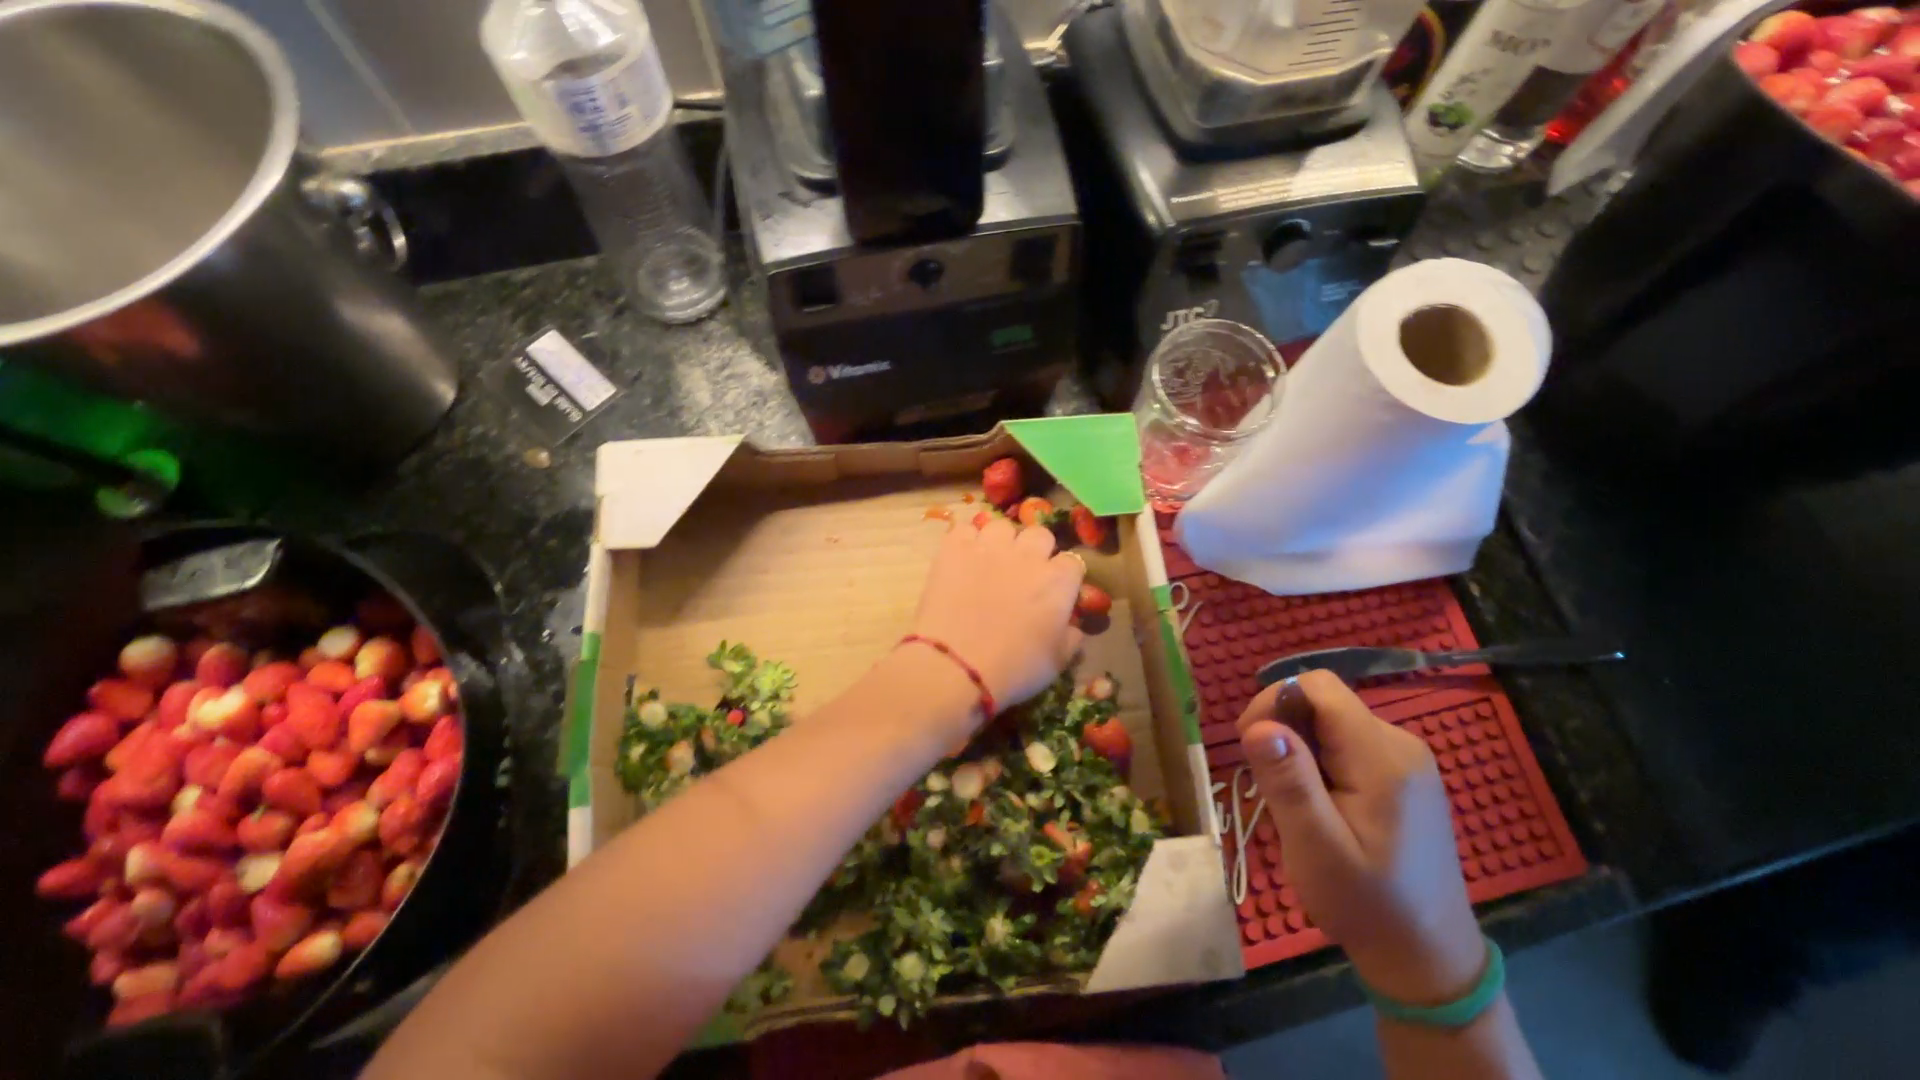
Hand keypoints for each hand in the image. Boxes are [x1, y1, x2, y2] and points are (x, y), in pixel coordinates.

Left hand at [908, 517, 1085, 716]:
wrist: (955, 666)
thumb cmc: (1013, 668)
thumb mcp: (1057, 662)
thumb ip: (1071, 637)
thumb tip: (1072, 626)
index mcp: (1058, 581)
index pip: (1072, 562)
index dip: (1064, 576)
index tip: (1054, 592)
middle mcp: (1028, 555)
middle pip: (1040, 535)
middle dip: (1035, 551)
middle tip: (1022, 575)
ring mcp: (989, 547)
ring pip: (1002, 527)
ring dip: (1000, 542)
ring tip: (989, 563)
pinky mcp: (954, 548)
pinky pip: (965, 528)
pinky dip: (965, 541)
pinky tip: (961, 560)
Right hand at [1235, 671, 1485, 1004]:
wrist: (1426, 954)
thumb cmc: (1366, 904)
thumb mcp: (1316, 848)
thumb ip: (1289, 782)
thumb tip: (1257, 725)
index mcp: (1382, 756)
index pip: (1319, 687)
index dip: (1273, 701)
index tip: (1249, 747)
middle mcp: (1400, 743)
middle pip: (1325, 703)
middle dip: (1284, 731)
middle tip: (1268, 788)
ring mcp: (1406, 758)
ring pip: (1332, 724)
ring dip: (1300, 751)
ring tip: (1294, 807)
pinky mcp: (1403, 775)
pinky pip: (1348, 745)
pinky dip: (1320, 764)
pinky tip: (1319, 809)